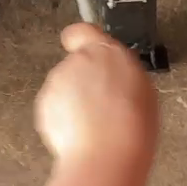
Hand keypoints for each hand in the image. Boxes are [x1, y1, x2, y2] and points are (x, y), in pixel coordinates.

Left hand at [34, 23, 157, 170]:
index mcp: (105, 52)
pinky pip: (54, 108)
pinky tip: (82, 133)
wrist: (107, 154)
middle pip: (76, 64)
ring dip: (74, 101)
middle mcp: (77, 62)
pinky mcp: (44, 105)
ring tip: (95, 124)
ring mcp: (57, 83)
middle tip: (103, 105)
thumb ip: (122, 72)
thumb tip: (114, 76)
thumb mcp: (142, 88)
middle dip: (84, 81)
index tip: (83, 46)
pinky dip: (63, 118)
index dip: (80, 39)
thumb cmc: (132, 124)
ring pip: (64, 87)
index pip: (82, 31)